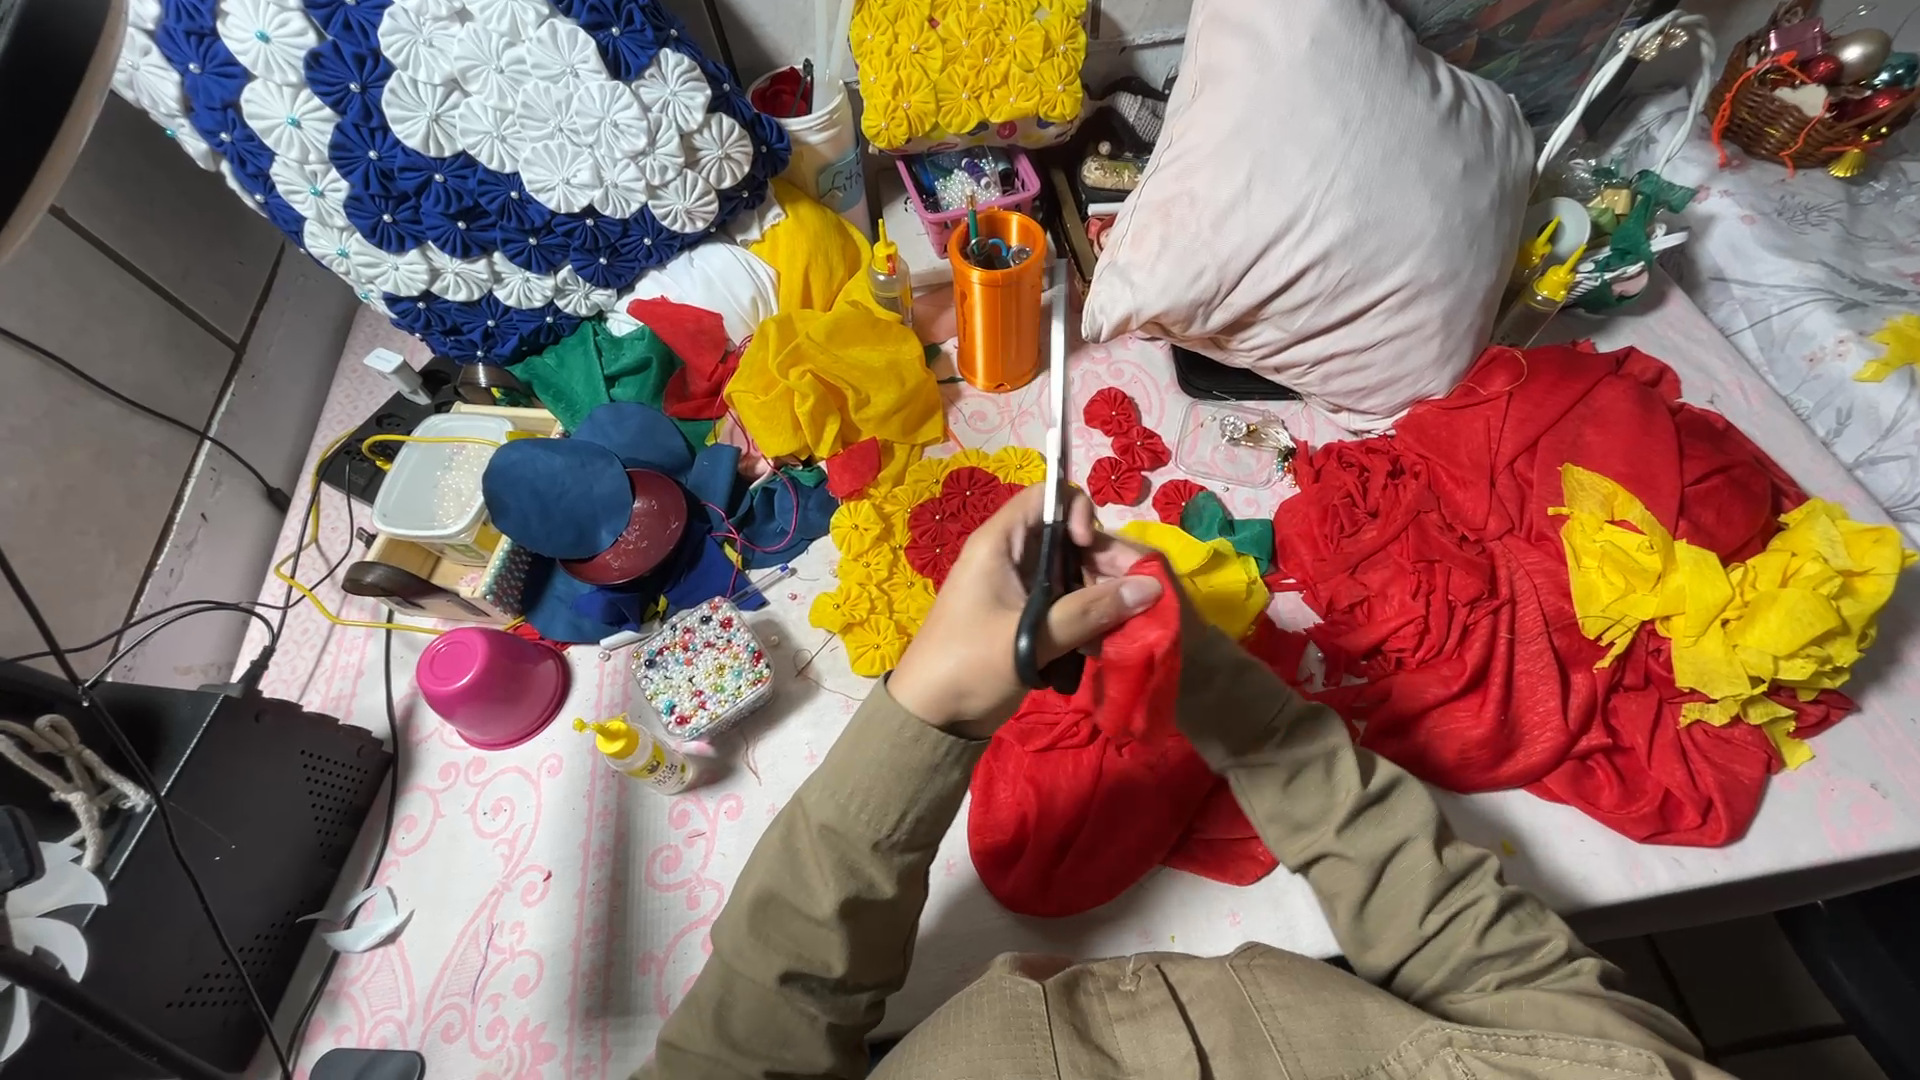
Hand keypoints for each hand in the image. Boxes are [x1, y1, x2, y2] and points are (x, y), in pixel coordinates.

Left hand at [888, 484, 1161, 738]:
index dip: (1076, 510)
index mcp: (1000, 544)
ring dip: (1105, 593)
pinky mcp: (1029, 618)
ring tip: (1131, 622)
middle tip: (1140, 591)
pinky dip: (1091, 616)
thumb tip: (1151, 587)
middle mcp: (1013, 558)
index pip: (1045, 498)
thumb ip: (1090, 610)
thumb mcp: (1030, 636)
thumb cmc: (970, 664)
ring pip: (1075, 572)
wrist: (933, 716)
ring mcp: (1021, 589)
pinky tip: (1108, 642)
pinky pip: (1069, 603)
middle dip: (1107, 560)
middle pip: (1070, 538)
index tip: (1089, 545)